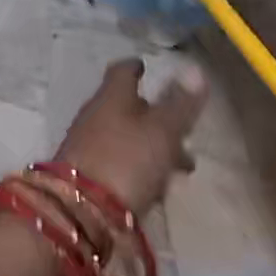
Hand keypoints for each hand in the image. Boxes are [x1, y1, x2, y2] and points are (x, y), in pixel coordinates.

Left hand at [53, 58, 208, 214]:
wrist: (81, 208)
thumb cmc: (126, 160)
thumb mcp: (161, 131)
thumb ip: (178, 103)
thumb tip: (195, 67)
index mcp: (112, 95)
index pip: (122, 71)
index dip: (135, 68)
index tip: (146, 66)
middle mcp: (95, 112)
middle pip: (125, 105)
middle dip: (153, 116)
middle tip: (181, 130)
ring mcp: (87, 141)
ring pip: (124, 134)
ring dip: (150, 144)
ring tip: (180, 167)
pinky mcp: (86, 171)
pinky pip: (117, 158)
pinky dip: (137, 164)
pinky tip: (154, 186)